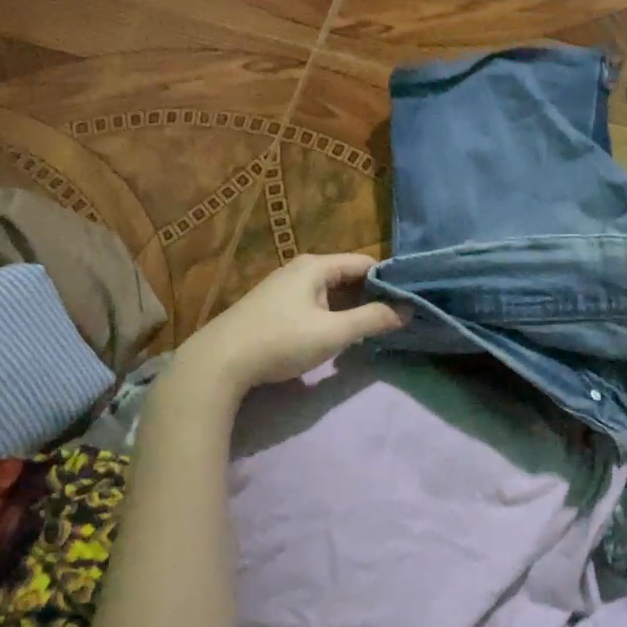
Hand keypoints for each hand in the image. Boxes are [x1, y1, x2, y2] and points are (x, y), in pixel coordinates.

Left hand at [173, 253, 405, 395]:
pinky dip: (332, 315)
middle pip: (348, 276)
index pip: (366, 263)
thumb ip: (372, 319)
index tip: (410, 302)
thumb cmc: (280, 341)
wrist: (217, 363)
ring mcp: (284, 287)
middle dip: (372, 296)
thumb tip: (407, 310)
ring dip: (352, 308)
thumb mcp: (333, 333)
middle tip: (396, 319)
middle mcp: (300, 269)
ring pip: (331, 292)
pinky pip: (315, 303)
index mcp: (316, 266)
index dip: (390, 280)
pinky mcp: (274, 307)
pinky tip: (338, 335)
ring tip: (373, 329)